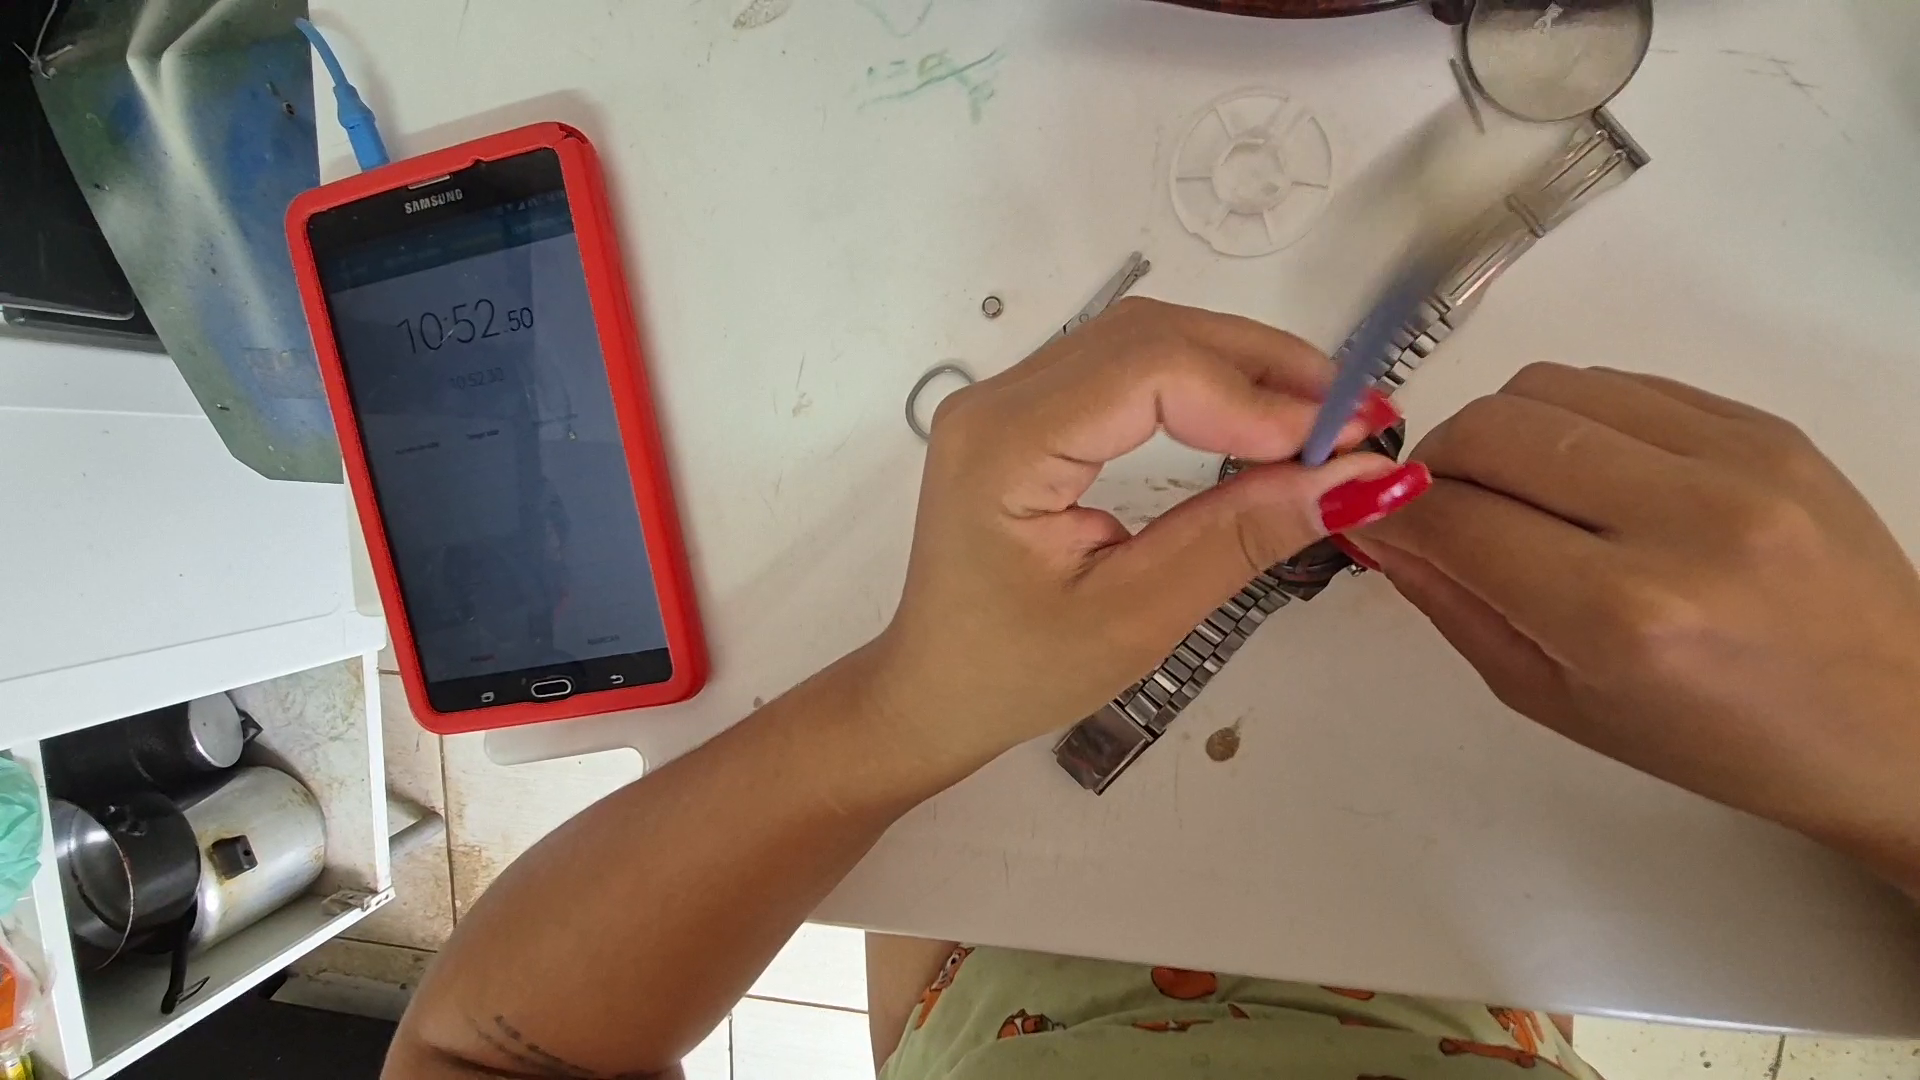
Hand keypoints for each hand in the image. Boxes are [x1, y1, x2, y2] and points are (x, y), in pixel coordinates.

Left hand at [867, 298, 1428, 776]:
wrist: (936, 687)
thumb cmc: (1018, 672)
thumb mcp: (1134, 616)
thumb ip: (1238, 536)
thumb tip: (1359, 477)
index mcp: (1004, 447)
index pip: (1149, 371)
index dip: (1259, 395)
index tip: (1353, 437)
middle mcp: (994, 402)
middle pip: (1145, 336)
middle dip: (1259, 366)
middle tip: (1351, 418)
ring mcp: (1001, 403)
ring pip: (1135, 342)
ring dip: (1232, 367)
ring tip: (1313, 417)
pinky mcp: (1019, 419)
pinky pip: (1116, 372)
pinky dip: (1191, 383)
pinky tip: (1242, 416)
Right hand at [1354, 363, 1919, 893]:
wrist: (1903, 725)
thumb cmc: (1703, 736)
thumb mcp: (1542, 693)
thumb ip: (1447, 600)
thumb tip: (1374, 526)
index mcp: (1619, 614)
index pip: (1449, 519)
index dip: (1382, 511)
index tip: (1360, 515)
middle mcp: (1682, 520)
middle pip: (1487, 432)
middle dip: (1428, 464)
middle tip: (1432, 506)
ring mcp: (1737, 460)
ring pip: (1540, 390)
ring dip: (1490, 435)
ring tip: (1506, 488)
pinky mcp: (1766, 426)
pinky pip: (1610, 384)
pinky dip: (1559, 419)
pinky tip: (1574, 471)